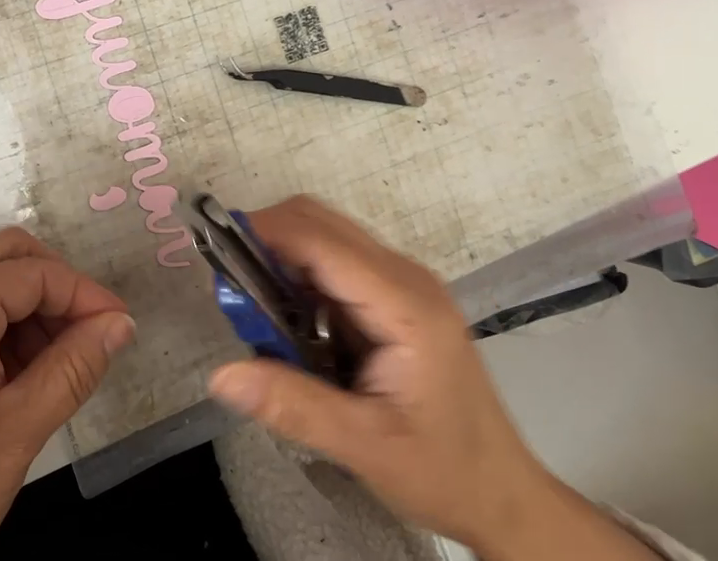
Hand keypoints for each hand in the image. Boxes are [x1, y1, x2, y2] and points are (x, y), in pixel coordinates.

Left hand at [0, 227, 136, 560]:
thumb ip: (74, 366)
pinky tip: (25, 364)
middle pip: (3, 256)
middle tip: (92, 332)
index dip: (82, 292)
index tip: (119, 324)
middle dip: (56, 286)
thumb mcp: (19, 430)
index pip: (29, 273)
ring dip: (30, 302)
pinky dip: (1, 319)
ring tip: (61, 358)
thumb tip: (119, 324)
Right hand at [206, 197, 656, 560]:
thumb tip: (221, 375)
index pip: (319, 238)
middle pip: (317, 221)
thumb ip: (293, 406)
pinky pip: (330, 262)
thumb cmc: (444, 470)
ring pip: (322, 235)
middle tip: (231, 290)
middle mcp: (403, 277)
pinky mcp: (392, 297)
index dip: (261, 234)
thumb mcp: (364, 447)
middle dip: (264, 240)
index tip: (214, 257)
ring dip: (278, 258)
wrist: (504, 495)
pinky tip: (286, 323)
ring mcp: (400, 283)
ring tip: (253, 310)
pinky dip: (296, 276)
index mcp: (404, 304)